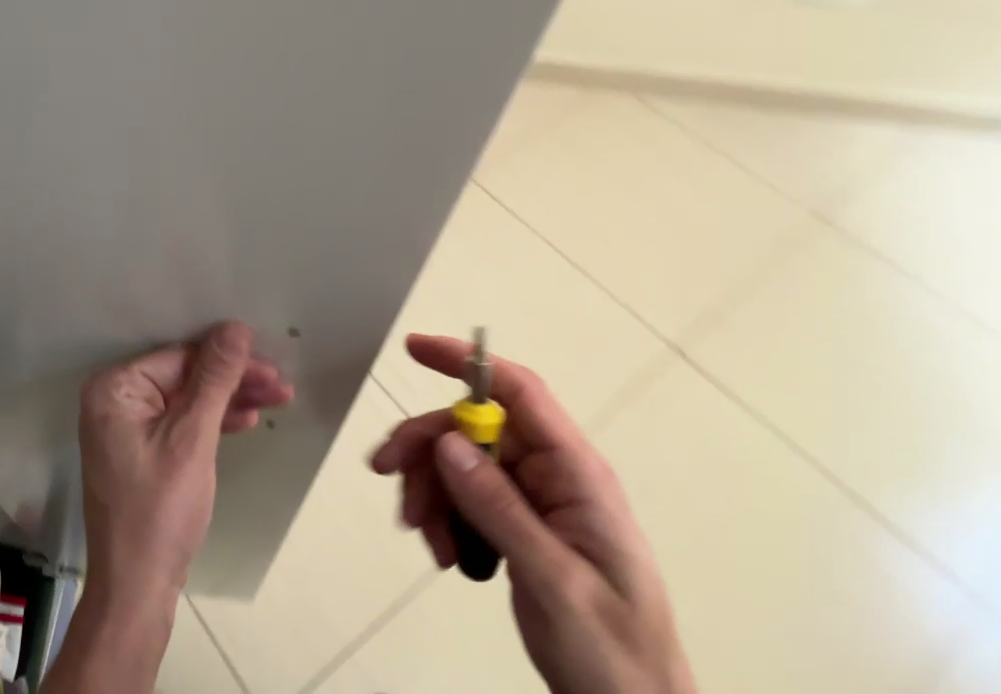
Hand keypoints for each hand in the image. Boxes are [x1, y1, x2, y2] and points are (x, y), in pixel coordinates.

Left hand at [78, 320, 294, 594]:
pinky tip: (246, 421)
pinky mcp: (141, 450)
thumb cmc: (160, 510)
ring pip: (187, 399)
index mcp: (113, 389)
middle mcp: (114, 401)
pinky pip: (181, 422)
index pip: (179, 357)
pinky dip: (212, 423)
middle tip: (281, 385)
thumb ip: (214, 380)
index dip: (228, 360)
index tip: (272, 366)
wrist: (138, 586)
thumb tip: (235, 327)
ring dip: (230, 400)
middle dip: (233, 380)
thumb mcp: (192, 439)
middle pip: (184, 375)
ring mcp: (126, 427)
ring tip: (278, 400)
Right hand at [371, 334, 693, 693]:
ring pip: (461, 464)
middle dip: (426, 448)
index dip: (467, 362)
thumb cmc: (612, 649)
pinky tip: (442, 553)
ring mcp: (535, 501)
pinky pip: (465, 498)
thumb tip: (447, 441)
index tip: (414, 349)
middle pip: (473, 430)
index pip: (518, 392)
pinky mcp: (518, 527)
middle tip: (388, 478)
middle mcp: (553, 475)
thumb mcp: (554, 580)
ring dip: (430, 490)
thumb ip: (499, 508)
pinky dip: (441, 516)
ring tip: (424, 539)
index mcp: (577, 473)